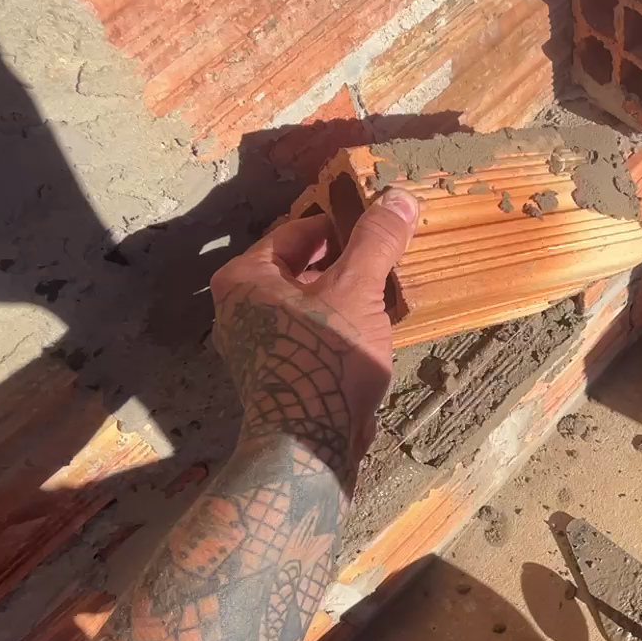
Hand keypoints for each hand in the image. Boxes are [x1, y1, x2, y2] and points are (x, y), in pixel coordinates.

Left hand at [208, 189, 417, 460]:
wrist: (309, 444)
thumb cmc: (326, 358)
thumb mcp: (357, 290)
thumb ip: (377, 242)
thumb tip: (400, 197)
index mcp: (246, 277)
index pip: (297, 232)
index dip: (342, 228)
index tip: (378, 233)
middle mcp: (241, 309)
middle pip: (302, 270)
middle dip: (346, 268)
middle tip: (386, 270)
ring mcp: (257, 348)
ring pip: (309, 308)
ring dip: (346, 303)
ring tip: (384, 306)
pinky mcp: (278, 380)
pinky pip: (313, 340)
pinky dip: (340, 334)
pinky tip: (370, 344)